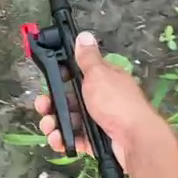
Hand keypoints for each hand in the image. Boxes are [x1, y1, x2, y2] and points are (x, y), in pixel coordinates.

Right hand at [33, 32, 169, 168]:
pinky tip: (59, 141)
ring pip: (70, 121)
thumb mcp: (99, 75)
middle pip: (69, 100)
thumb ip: (88, 58)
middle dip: (52, 104)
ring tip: (50, 129)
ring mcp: (98, 121)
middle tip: (43, 108)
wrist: (134, 140)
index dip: (60, 78)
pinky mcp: (96, 140)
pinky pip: (76, 138)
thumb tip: (84, 36)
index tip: (48, 82)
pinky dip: (65, 140)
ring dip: (55, 124)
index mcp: (103, 80)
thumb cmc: (116, 103)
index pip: (77, 75)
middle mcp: (101, 99)